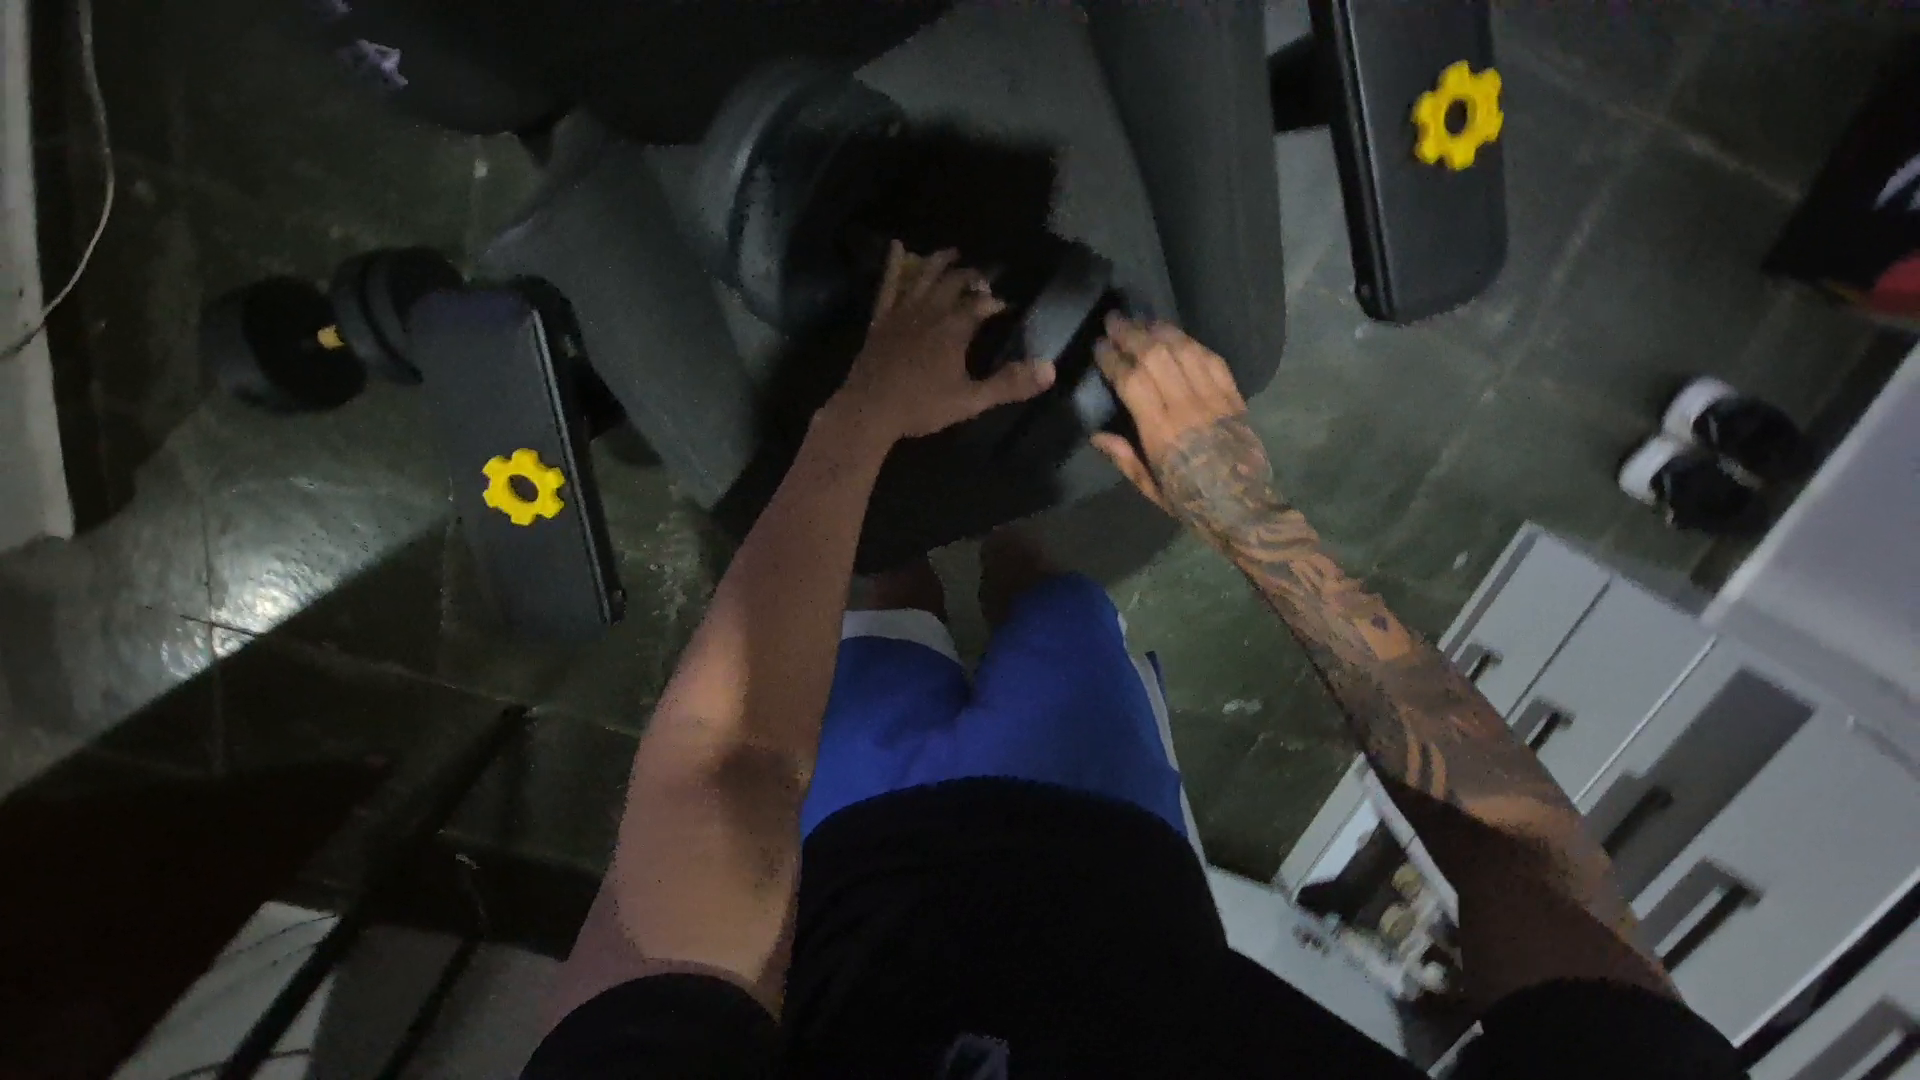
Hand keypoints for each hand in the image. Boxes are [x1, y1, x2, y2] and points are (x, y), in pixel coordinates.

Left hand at [827, 242, 1055, 443]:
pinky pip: (888, 284)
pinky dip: (894, 264)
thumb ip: (1009, 384)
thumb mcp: (970, 400)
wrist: (869, 410)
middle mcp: (930, 311)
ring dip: (940, 261)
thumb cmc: (922, 407)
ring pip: (924, 276)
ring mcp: (902, 312)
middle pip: (955, 283)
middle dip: (972, 277)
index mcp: (954, 329)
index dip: (996, 302)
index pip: (982, 305)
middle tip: (984, 277)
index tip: (1006, 305)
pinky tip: (896, 246)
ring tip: (953, 252)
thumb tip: (1049, 369)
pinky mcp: (881, 319)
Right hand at [1089, 313, 1286, 547]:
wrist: (1242, 507)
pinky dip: (1191, 343)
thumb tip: (1097, 435)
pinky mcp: (1233, 396)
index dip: (1113, 359)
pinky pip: (1211, 359)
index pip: (1132, 381)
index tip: (1099, 346)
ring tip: (1142, 321)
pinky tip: (1177, 336)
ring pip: (1184, 350)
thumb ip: (1123, 457)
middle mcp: (1186, 406)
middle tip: (1115, 320)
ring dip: (1161, 331)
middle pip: (1156, 356)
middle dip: (1132, 334)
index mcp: (1160, 430)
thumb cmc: (1188, 501)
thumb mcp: (1148, 486)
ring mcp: (1213, 398)